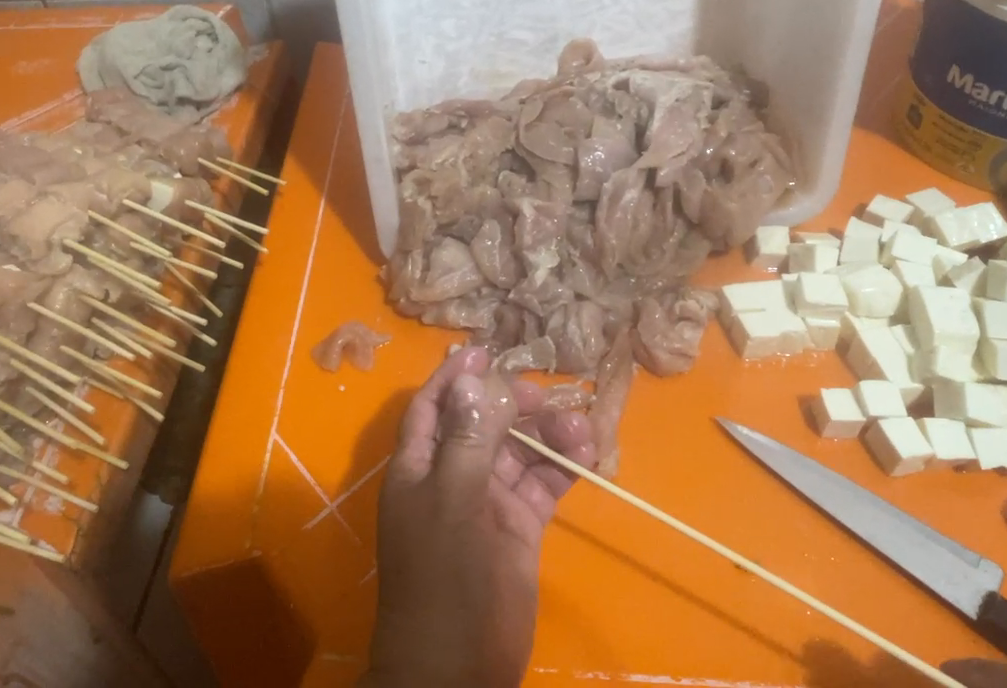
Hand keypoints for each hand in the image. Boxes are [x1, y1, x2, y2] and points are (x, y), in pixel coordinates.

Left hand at [362, 346, 597, 687]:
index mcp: (418, 467)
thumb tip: (472, 376)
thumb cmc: (445, 577)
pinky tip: (588, 452)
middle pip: (481, 424)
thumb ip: (466, 438)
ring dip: (546, 435)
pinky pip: (541, 486)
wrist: (458, 668)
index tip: (483, 349)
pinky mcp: (518, 530)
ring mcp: (486, 504)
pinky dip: (562, 467)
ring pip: (517, 453)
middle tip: (545, 394)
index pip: (432, 407)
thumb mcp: (453, 499)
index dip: (453, 377)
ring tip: (580, 426)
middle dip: (511, 403)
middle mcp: (450, 477)